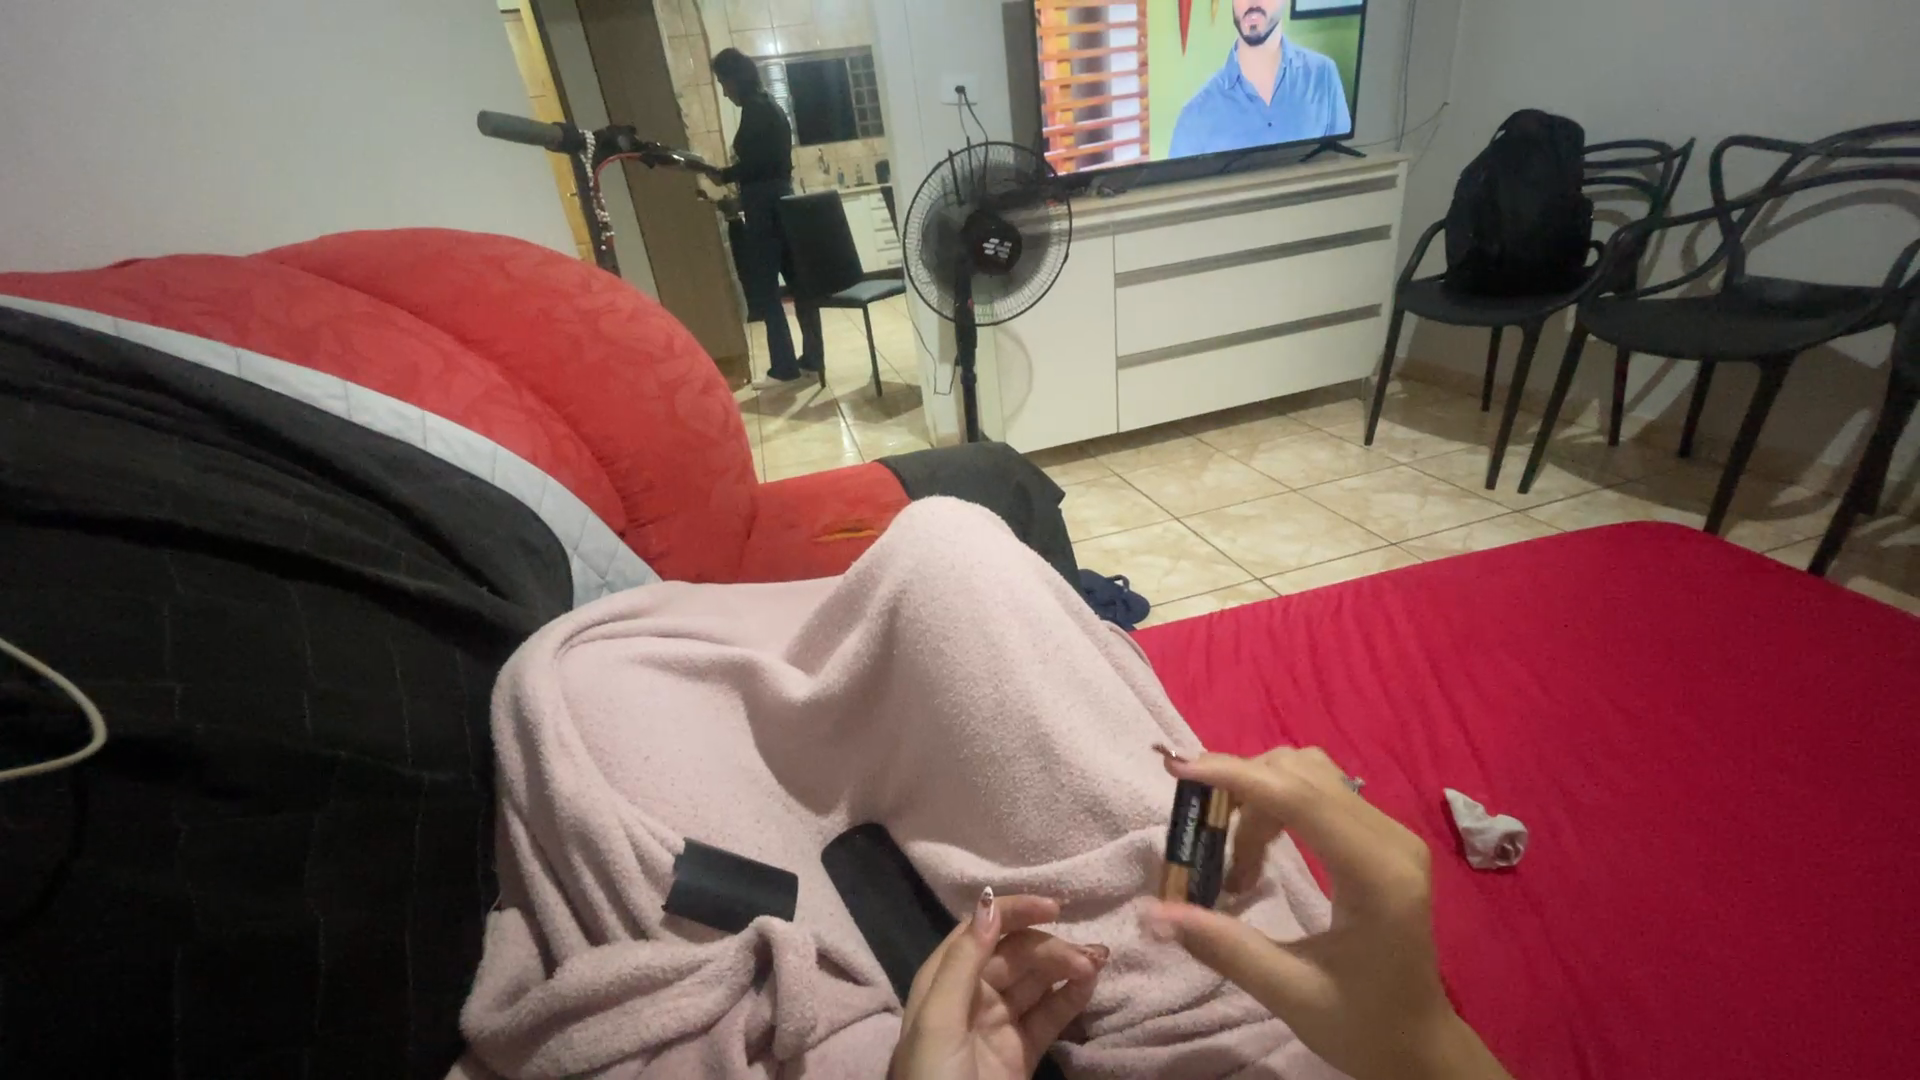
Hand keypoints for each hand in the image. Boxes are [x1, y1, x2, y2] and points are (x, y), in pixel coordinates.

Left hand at [889, 891, 1106, 1079]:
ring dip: (1067, 966)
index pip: (982, 928)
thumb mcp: (939, 1019)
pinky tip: (1091, 984)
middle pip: (1015, 954)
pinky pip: (1048, 1015)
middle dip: (1051, 947)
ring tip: (1099, 962)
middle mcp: (971, 993)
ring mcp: (998, 1023)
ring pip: (1037, 981)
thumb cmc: (934, 1079)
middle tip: (1089, 955)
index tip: (1054, 907)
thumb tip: (989, 903)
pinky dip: (1070, 997)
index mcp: (943, 977)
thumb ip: (964, 961)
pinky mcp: (1021, 1053)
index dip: (1016, 911)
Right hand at [1144, 748, 1511, 1079]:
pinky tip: (1257, 840)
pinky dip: (1272, 798)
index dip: (1236, 776)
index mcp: (1378, 876)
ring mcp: (1389, 831)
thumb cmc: (1363, 1026)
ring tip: (1229, 846)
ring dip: (1254, 792)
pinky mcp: (1379, 833)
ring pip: (1304, 772)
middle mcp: (1390, 839)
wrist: (1421, 1047)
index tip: (1178, 772)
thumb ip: (1223, 946)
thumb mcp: (1289, 994)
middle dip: (1237, 787)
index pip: (1300, 798)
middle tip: (1196, 827)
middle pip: (1298, 774)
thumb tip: (1153, 912)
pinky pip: (1315, 787)